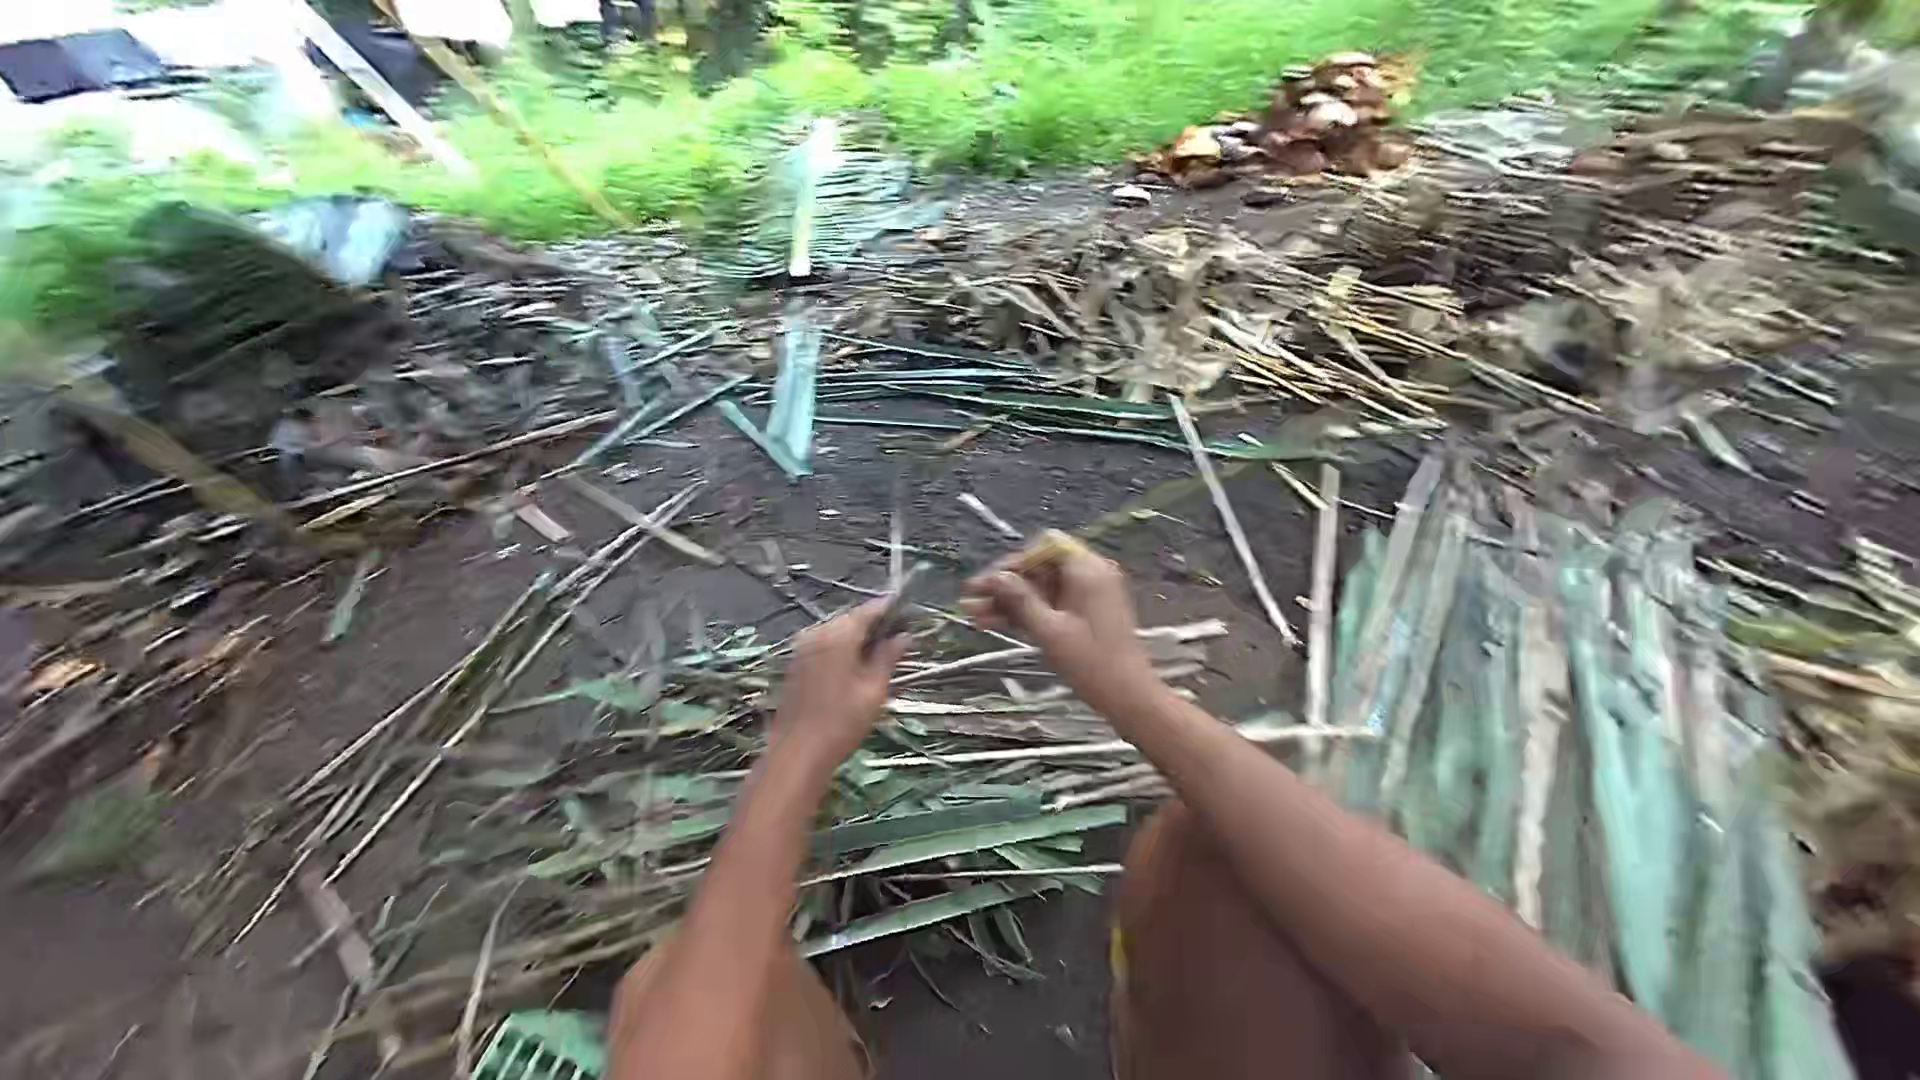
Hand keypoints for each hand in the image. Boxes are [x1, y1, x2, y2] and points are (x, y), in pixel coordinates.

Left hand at [770, 599, 910, 776]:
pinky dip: (839, 649)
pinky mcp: (795, 665)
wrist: (798, 752)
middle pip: (849, 620)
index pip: (867, 611)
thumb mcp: (874, 689)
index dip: (887, 610)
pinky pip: (822, 645)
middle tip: (895, 637)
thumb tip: (903, 635)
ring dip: (855, 638)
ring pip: (834, 632)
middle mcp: (817, 635)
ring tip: (877, 653)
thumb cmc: (842, 721)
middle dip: (872, 624)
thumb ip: (888, 657)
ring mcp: (802, 649)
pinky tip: (852, 666)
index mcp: (838, 636)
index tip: (905, 612)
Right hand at [960, 547, 1160, 715]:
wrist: (1129, 697)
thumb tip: (994, 576)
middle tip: (970, 600)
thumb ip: (1020, 599)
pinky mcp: (1083, 614)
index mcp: (1087, 569)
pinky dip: (1025, 613)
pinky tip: (993, 623)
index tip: (988, 582)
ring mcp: (1086, 595)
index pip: (1044, 547)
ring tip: (973, 615)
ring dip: (1008, 601)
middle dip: (1004, 585)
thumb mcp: (1049, 630)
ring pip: (1039, 589)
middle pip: (1039, 568)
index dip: (1014, 562)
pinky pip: (1049, 604)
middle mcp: (1089, 574)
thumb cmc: (1090, 662)